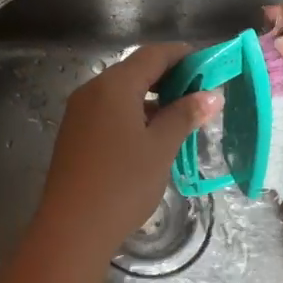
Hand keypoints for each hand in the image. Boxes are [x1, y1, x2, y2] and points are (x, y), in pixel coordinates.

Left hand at [40, 43, 221, 255]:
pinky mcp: (75, 134)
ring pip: (121, 92)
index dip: (182, 55)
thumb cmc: (122, 183)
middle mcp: (92, 90)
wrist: (72, 228)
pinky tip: (152, 134)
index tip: (209, 64)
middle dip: (169, 77)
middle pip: (135, 70)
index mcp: (114, 85)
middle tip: (200, 92)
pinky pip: (109, 111)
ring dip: (151, 97)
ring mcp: (79, 112)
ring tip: (182, 116)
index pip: (153, 55)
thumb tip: (211, 95)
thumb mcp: (160, 148)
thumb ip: (184, 116)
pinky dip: (133, 113)